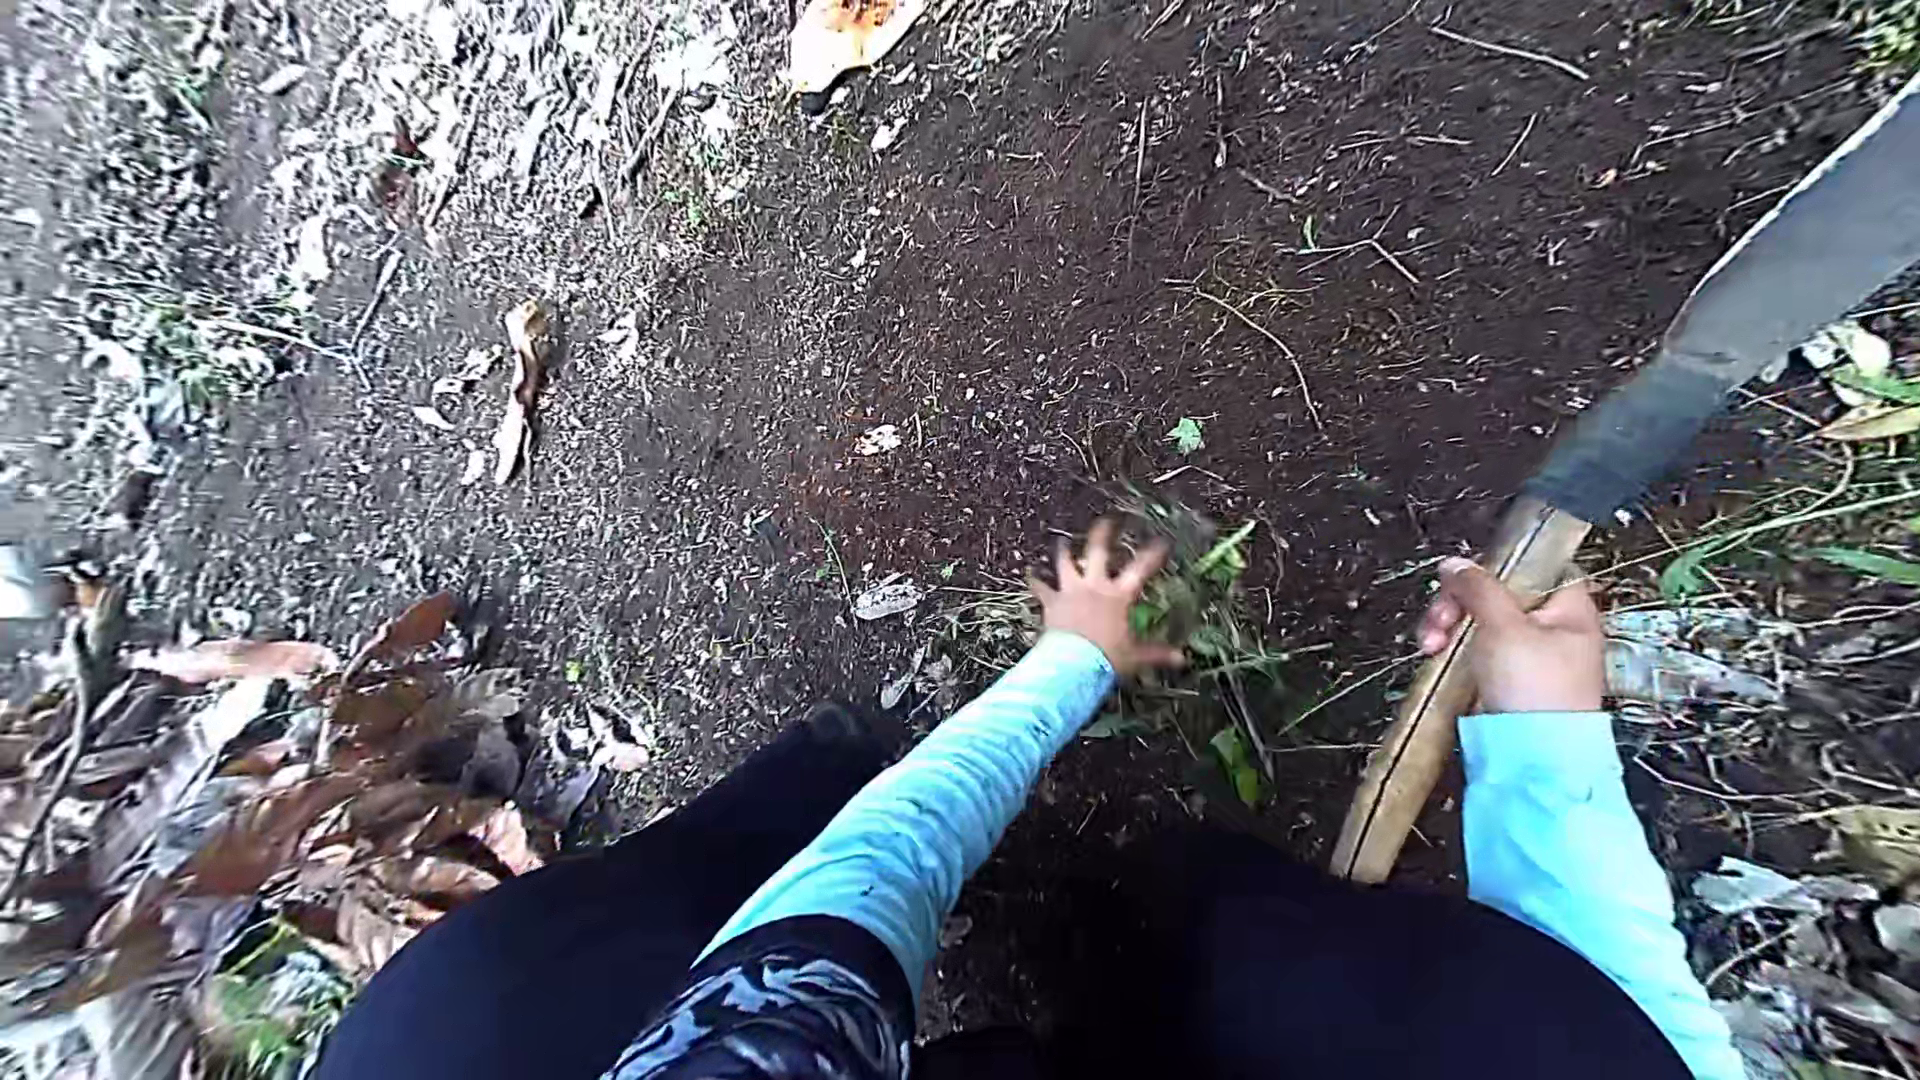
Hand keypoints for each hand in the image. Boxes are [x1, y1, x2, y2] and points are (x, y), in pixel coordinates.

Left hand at [1028, 519, 1184, 676]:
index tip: (1161, 542)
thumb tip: (1180, 659)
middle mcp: (1094, 586)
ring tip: (1063, 541)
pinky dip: (1035, 580)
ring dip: (1065, 551)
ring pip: (1066, 562)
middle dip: (1102, 533)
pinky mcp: (1051, 601)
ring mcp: (1070, 591)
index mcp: (1118, 596)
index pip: (1140, 570)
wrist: (1072, 664)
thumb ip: (1156, 653)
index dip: (1152, 555)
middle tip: (1106, 520)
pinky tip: (1030, 572)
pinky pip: (1040, 587)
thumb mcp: (1135, 656)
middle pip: (1098, 551)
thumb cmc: (1106, 658)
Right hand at [1416, 556, 1605, 713]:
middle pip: (1494, 593)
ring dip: (1445, 625)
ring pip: (1474, 618)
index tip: (1467, 577)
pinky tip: (1435, 653)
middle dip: (1456, 603)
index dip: (1502, 567)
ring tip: (1431, 643)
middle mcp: (1548, 627)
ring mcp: (1522, 650)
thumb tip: (1454, 562)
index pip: (1537, 569)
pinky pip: (1467, 643)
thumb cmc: (1532, 684)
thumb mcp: (1504, 626)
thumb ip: (1478, 589)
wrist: (1529, 748)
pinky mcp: (1498, 670)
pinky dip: (1448, 645)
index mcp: (1568, 611)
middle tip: (1441, 619)